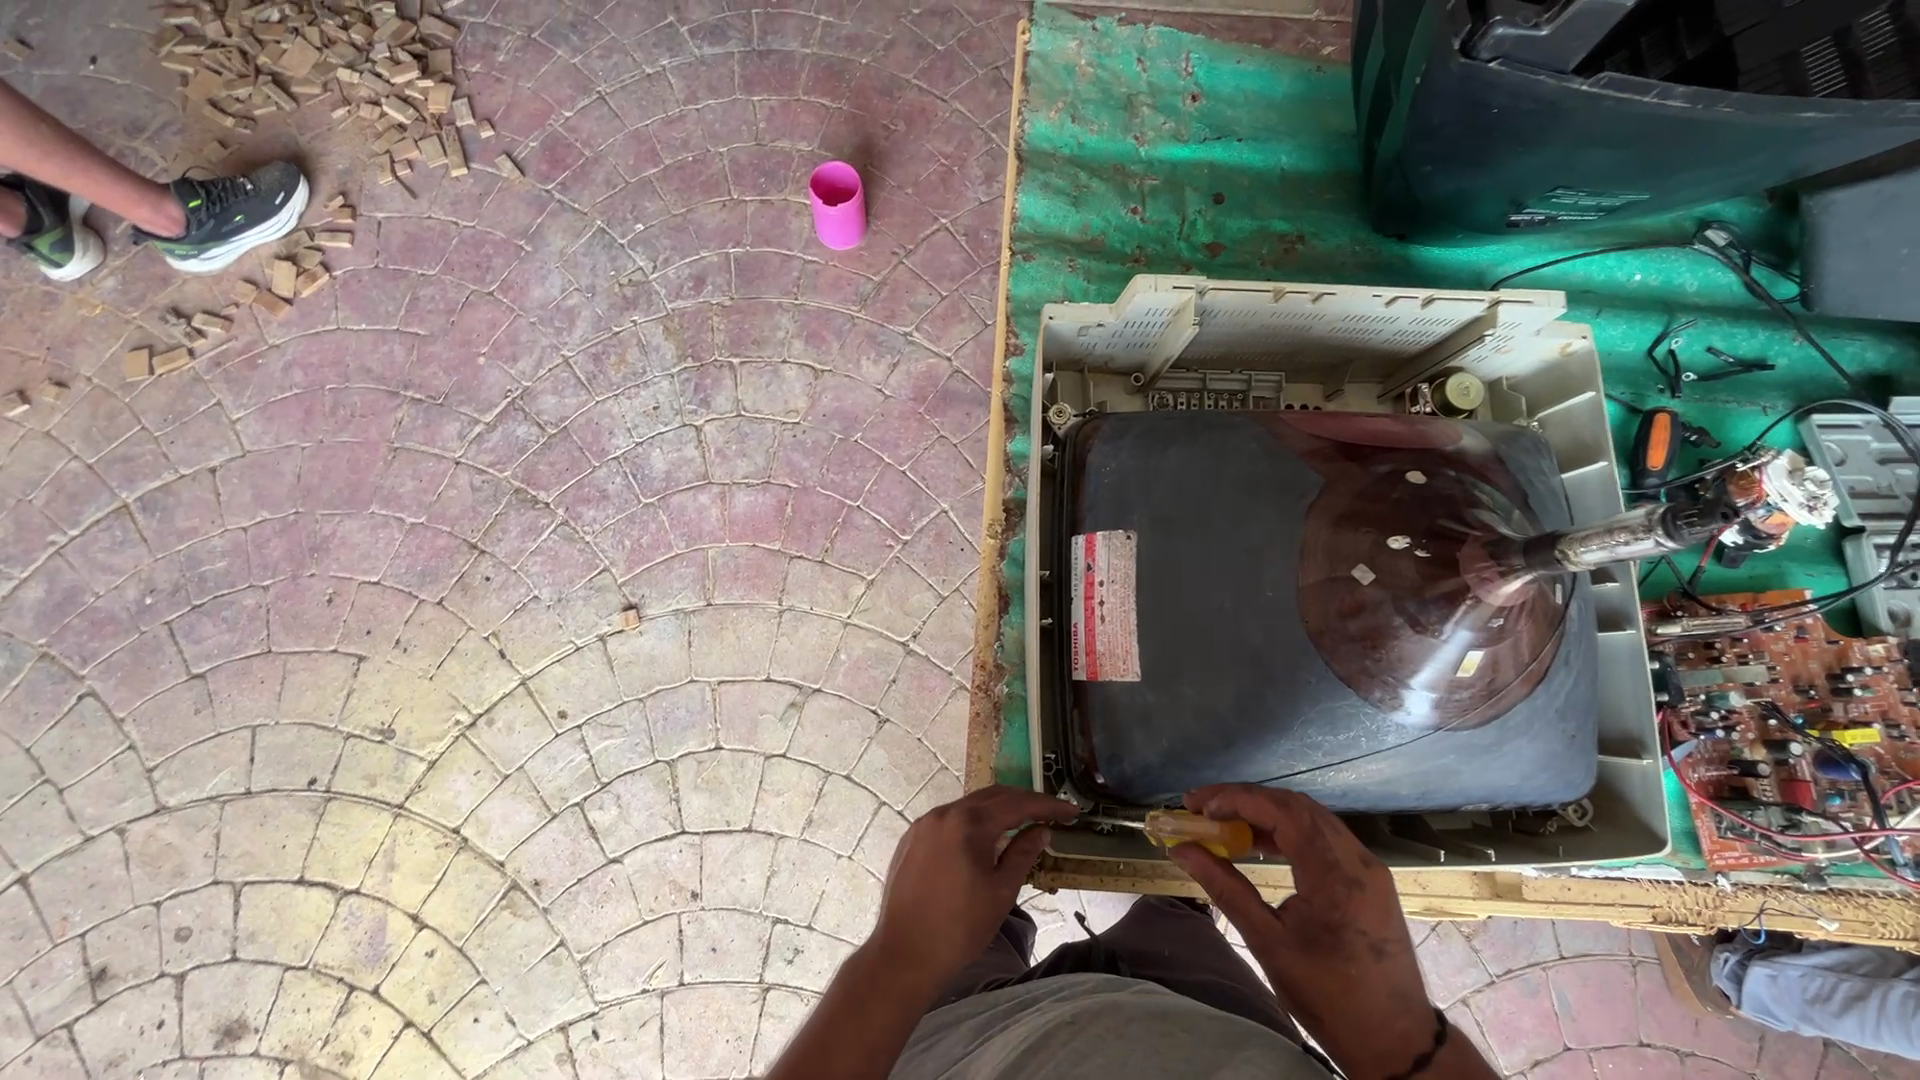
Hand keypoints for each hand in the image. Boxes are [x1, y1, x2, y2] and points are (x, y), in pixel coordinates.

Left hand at [869, 786, 1078, 985]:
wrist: (905, 954)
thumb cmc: (960, 927)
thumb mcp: (1001, 890)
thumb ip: (1023, 853)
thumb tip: (1041, 830)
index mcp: (968, 823)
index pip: (1017, 804)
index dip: (1047, 806)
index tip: (1071, 811)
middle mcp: (943, 814)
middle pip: (992, 797)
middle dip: (1023, 802)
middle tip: (1050, 813)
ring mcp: (923, 825)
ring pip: (968, 807)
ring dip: (997, 811)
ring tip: (1022, 823)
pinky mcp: (911, 839)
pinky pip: (949, 820)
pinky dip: (972, 823)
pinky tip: (984, 839)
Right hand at [1167, 785, 1434, 1079]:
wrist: (1394, 1038)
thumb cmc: (1327, 996)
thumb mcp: (1267, 943)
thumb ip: (1225, 888)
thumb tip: (1183, 851)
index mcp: (1335, 875)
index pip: (1282, 811)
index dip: (1236, 799)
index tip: (1197, 805)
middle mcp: (1358, 860)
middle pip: (1296, 806)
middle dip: (1246, 799)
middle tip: (1203, 809)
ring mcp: (1369, 867)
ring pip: (1312, 817)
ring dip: (1266, 812)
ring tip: (1224, 823)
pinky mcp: (1371, 878)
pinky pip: (1324, 836)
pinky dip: (1288, 830)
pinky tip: (1260, 844)